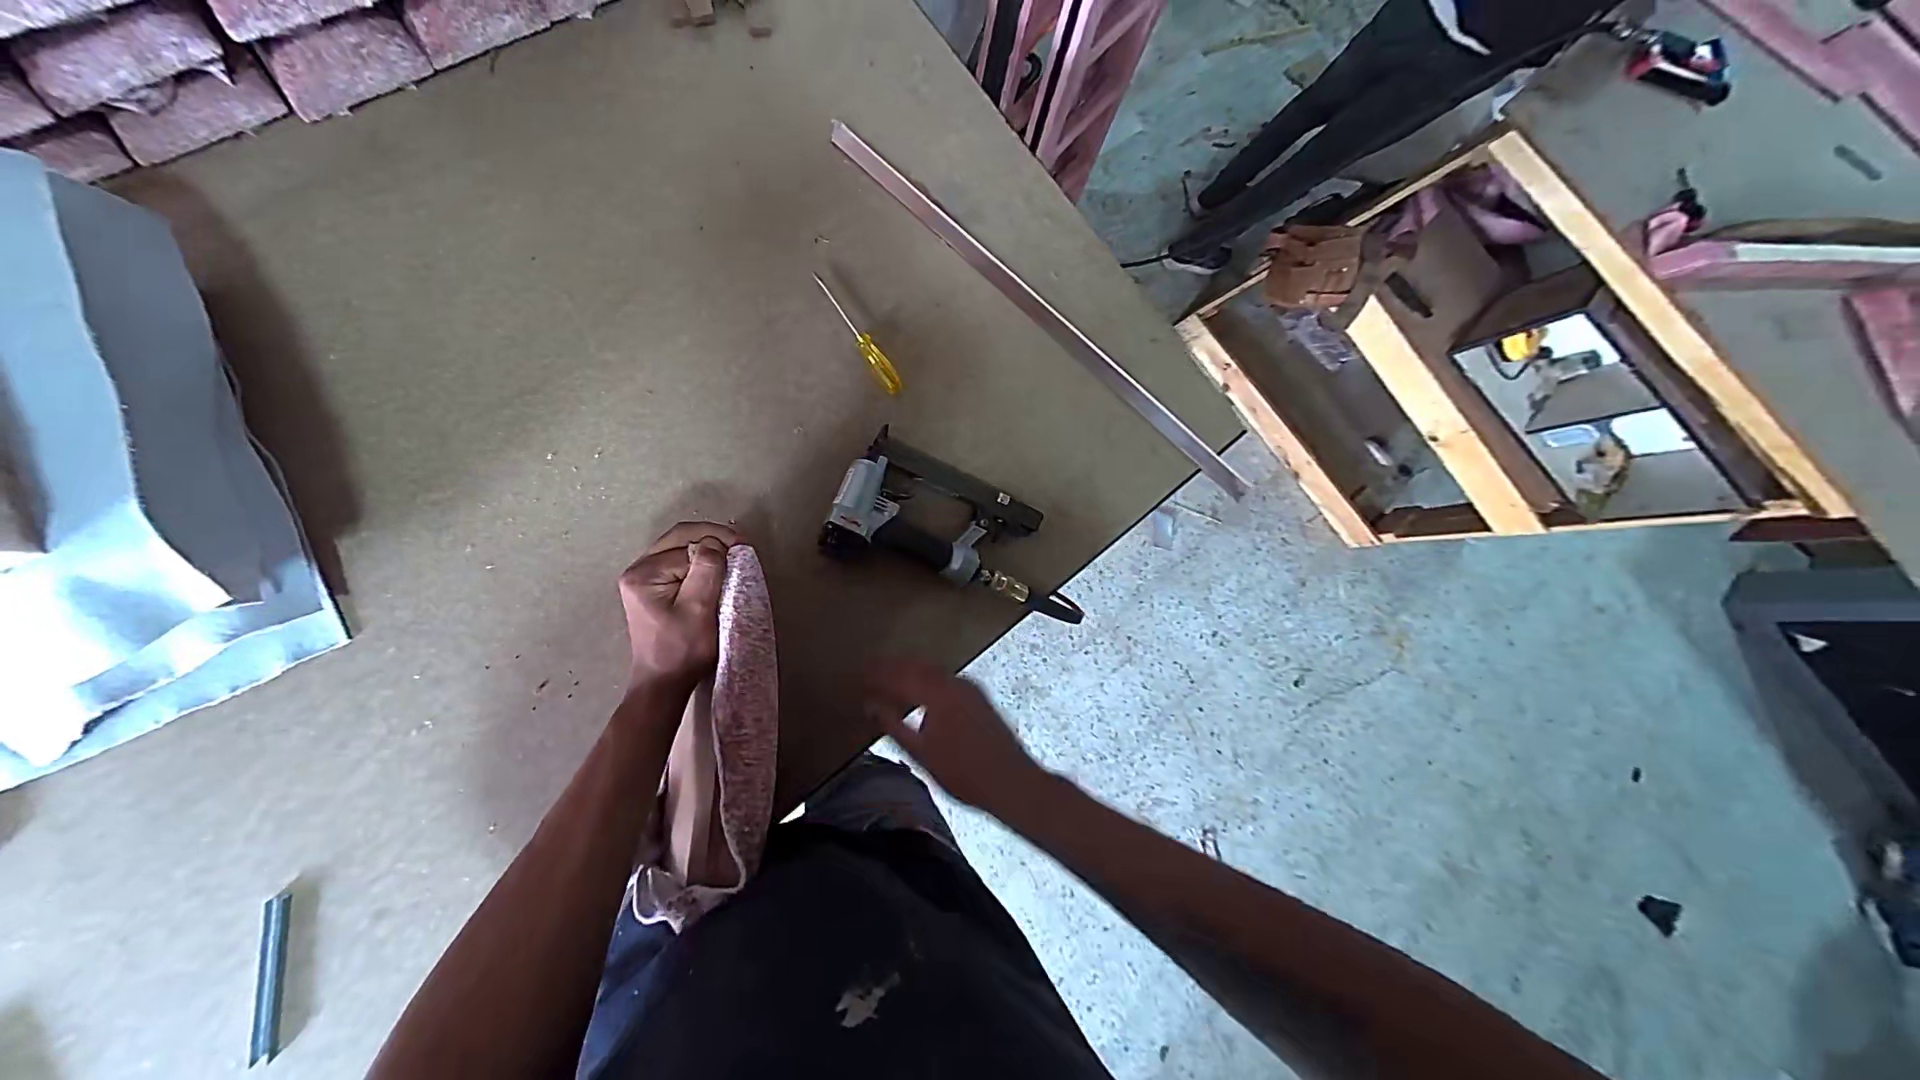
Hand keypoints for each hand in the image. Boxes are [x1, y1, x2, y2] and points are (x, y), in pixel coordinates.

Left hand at [618, 521, 739, 691]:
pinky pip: (679, 563)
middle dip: (712, 538)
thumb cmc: (682, 650)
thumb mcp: (698, 609)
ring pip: (680, 549)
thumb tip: (715, 541)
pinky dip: (701, 562)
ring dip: (708, 549)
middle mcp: (638, 571)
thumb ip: (706, 570)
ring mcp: (644, 580)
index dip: (718, 541)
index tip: (745, 548)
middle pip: (679, 538)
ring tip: (733, 556)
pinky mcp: (654, 590)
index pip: (686, 542)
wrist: (664, 683)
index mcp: (644, 574)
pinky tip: (717, 569)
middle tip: (741, 546)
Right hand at [864, 657, 1045, 812]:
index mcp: (938, 692)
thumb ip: (893, 725)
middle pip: (916, 667)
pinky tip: (921, 695)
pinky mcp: (978, 698)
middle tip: (871, 673)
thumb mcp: (920, 753)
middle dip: (892, 669)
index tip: (861, 675)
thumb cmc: (966, 773)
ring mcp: (970, 688)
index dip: (877, 674)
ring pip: (932, 671)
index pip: (899, 675)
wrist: (1010, 782)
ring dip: (910, 673)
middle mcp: (955, 683)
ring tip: (890, 683)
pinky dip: (927, 681)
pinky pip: (946, 680)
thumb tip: (872, 705)